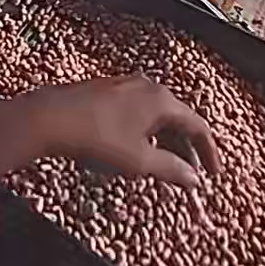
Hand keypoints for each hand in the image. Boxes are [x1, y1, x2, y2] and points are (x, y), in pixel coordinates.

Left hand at [31, 75, 221, 186]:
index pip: (198, 126)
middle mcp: (148, 87)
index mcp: (162, 100)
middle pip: (178, 121)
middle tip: (190, 179)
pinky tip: (137, 152)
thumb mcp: (139, 161)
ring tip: (165, 169)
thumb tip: (194, 179)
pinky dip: (146, 135)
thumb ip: (171, 169)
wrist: (51, 117)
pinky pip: (138, 114)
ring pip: (156, 117)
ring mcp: (126, 86)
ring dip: (165, 144)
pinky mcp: (107, 92)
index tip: (213, 176)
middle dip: (186, 152)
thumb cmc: (98, 138)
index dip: (209, 153)